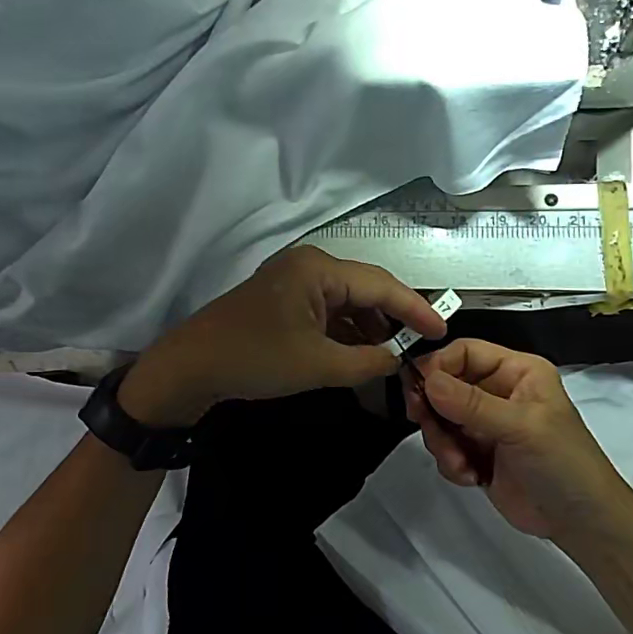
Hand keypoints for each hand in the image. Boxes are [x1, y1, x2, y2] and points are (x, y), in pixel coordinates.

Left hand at [118, 246, 446, 426]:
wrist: (189, 367)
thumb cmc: (255, 359)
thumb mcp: (317, 365)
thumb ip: (367, 362)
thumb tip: (397, 360)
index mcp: (319, 269)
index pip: (381, 285)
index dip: (415, 309)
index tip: (443, 330)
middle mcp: (310, 265)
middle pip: (366, 289)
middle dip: (394, 318)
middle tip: (423, 344)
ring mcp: (294, 281)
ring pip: (347, 301)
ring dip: (369, 328)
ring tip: (395, 355)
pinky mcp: (284, 300)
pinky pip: (327, 311)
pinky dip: (346, 332)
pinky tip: (361, 354)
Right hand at [403, 339, 632, 540]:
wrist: (582, 522)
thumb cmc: (565, 464)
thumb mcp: (522, 427)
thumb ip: (472, 404)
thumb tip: (428, 381)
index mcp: (517, 371)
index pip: (465, 352)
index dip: (439, 366)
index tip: (420, 389)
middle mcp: (499, 391)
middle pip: (445, 384)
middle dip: (435, 409)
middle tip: (424, 424)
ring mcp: (486, 423)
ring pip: (440, 418)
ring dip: (442, 441)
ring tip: (461, 463)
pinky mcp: (477, 453)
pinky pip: (445, 446)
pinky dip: (450, 462)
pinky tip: (470, 476)